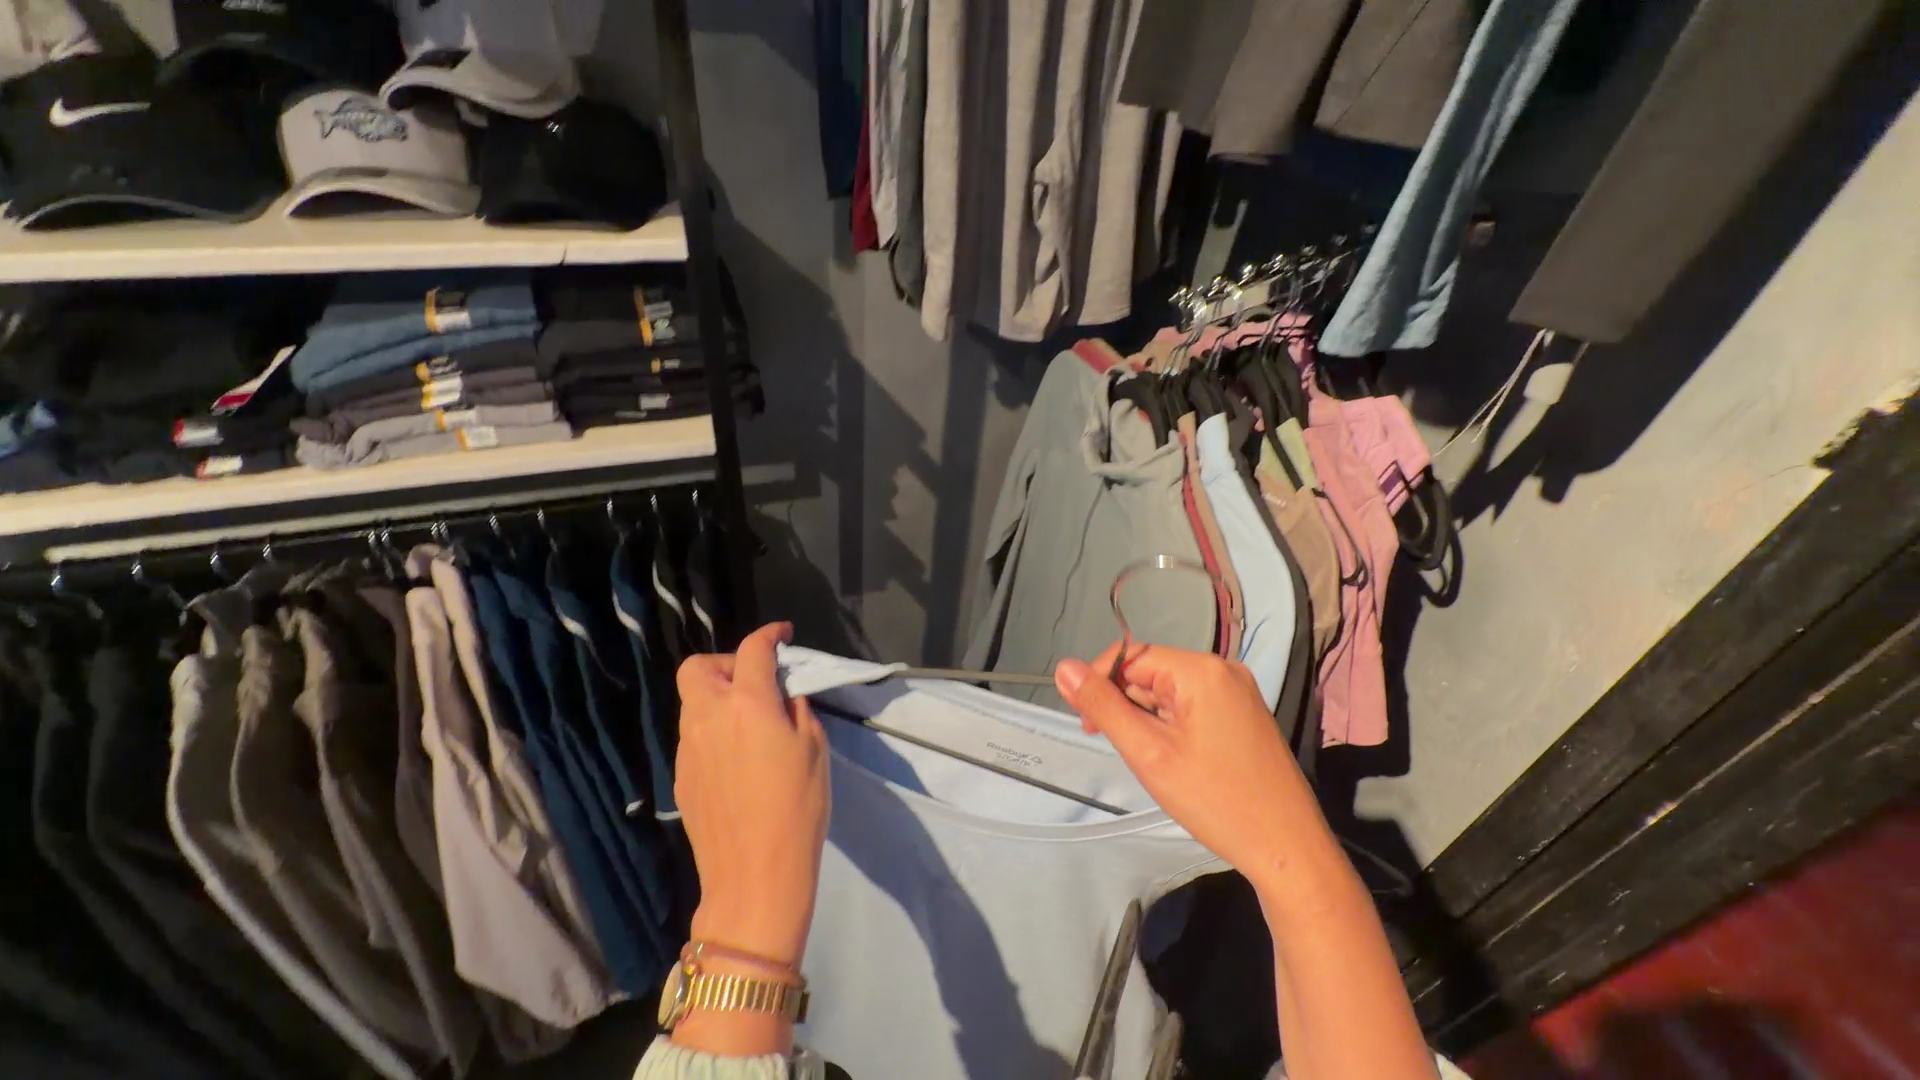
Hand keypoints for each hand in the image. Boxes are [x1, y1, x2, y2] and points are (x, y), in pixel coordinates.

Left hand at [675, 623, 829, 967]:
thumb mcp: (814, 750)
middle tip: (755, 682)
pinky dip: (713, 730)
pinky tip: (737, 758)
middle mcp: (708, 717)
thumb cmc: (797, 808)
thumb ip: (796, 711)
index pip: (752, 649)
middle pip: (698, 667)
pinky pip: (693, 736)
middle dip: (725, 663)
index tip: (782, 635)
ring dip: (717, 697)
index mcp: (747, 703)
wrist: (755, 877)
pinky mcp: (681, 776)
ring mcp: (688, 748)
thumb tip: (782, 698)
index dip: (769, 634)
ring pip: (692, 702)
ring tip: (749, 722)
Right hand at [1055, 643, 1324, 890]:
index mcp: (1201, 670)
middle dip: (1125, 703)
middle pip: (1151, 670)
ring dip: (1147, 717)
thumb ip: (1104, 706)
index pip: (1131, 654)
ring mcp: (1238, 692)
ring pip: (1170, 690)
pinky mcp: (1244, 714)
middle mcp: (1223, 669)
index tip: (1086, 723)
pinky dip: (1170, 725)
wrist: (1287, 848)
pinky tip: (1171, 758)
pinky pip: (1192, 704)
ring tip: (1149, 759)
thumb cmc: (1214, 799)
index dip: (1100, 682)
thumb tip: (1064, 668)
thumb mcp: (1148, 753)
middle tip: (1119, 748)